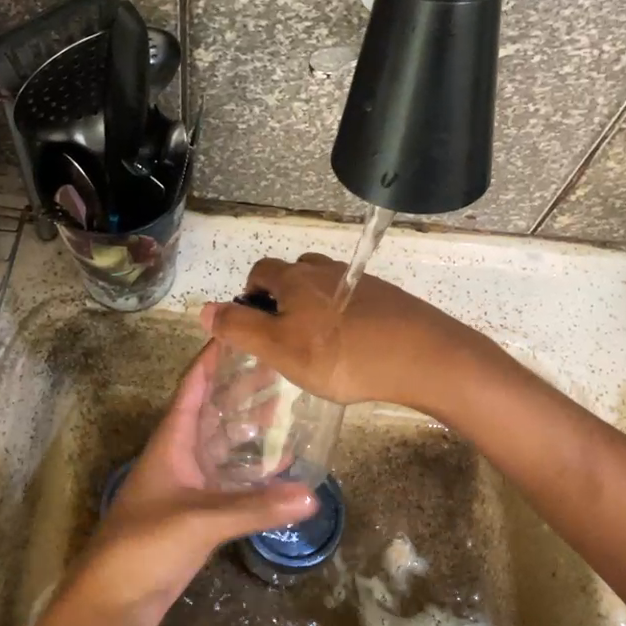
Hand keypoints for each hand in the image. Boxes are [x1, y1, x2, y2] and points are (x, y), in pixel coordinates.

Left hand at [42, 345, 316, 625]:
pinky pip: (230, 481)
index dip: (212, 359)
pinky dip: (254, 472)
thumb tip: (311, 496)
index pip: (193, 387)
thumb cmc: (144, 545)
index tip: (240, 332)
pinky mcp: (197, 514)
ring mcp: (189, 486)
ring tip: (287, 407)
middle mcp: (181, 455)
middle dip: (242, 390)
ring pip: (223, 446)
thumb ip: (255, 508)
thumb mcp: (200, 520)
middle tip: (281, 368)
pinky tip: (281, 468)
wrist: (113, 601)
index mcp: (171, 441)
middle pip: (214, 412)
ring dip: (250, 428)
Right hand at [202, 252, 486, 407]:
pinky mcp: (388, 298)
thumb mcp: (279, 349)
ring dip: (314, 307)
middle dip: (282, 299)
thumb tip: (204, 309)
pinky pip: (354, 300)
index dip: (249, 294)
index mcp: (295, 278)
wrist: (422, 355)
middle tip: (284, 338)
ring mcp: (361, 281)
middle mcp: (326, 271)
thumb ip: (239, 328)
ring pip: (325, 286)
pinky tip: (353, 348)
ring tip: (317, 345)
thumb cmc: (341, 355)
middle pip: (294, 274)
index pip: (260, 271)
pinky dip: (344, 317)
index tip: (254, 326)